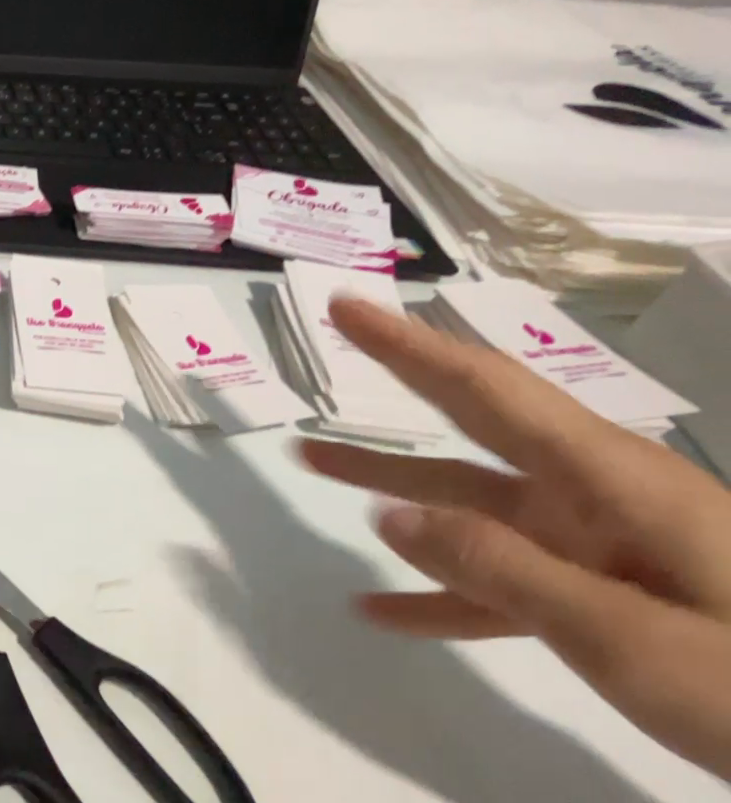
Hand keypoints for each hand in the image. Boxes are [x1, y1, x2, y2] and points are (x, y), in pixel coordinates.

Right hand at [301, 297, 730, 778]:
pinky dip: (444, 592)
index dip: (408, 345)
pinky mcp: (609, 599)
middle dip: (390, 401)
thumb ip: (503, 569)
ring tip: (311, 466)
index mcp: (607, 479)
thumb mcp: (632, 638)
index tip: (346, 306)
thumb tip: (389, 514)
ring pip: (474, 507)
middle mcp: (596, 498)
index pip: (484, 389)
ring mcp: (602, 548)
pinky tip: (383, 610)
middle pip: (470, 433)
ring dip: (392, 490)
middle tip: (323, 363)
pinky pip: (506, 584)